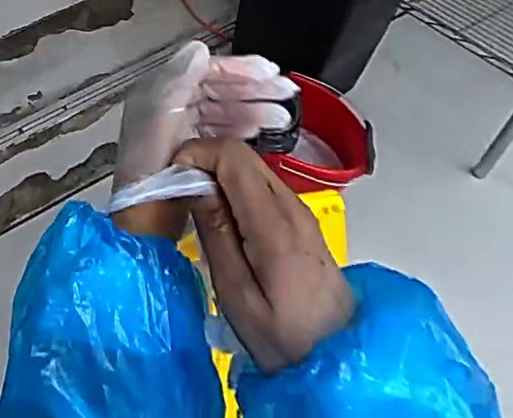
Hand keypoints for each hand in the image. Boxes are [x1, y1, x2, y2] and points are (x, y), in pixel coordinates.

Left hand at [113, 42, 295, 191]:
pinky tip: (261, 129)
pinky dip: (243, 127)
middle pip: (219, 88)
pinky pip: (222, 130)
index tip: (270, 70)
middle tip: (287, 92)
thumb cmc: (148, 168)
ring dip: (253, 108)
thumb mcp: (160, 117)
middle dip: (253, 89)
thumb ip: (178, 81)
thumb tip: (200, 47)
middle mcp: (171, 104)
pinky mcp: (193, 150)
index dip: (238, 67)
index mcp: (160, 91)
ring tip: (282, 117)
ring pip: (224, 109)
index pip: (205, 69)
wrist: (142, 222)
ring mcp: (182, 128)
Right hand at [174, 138, 353, 372]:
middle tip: (177, 191)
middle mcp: (290, 203)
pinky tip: (223, 219)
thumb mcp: (237, 297)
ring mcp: (300, 209)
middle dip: (205, 161)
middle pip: (243, 155)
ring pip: (252, 168)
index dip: (198, 153)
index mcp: (274, 220)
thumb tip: (196, 185)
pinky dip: (236, 189)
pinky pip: (262, 186)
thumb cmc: (285, 340)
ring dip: (220, 174)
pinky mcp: (302, 220)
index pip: (233, 156)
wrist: (340, 358)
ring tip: (195, 207)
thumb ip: (216, 235)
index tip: (172, 177)